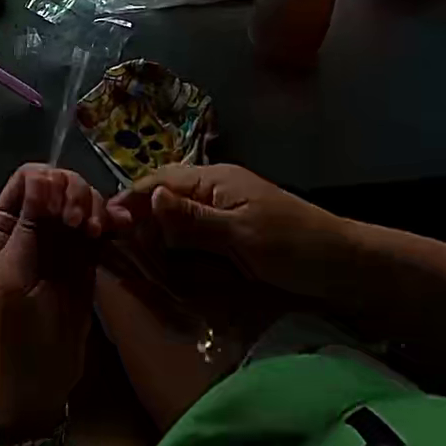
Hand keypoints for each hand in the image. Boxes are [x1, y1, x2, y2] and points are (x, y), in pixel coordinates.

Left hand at [0, 164, 130, 440]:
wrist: (27, 396)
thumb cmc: (7, 337)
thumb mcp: (12, 277)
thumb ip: (28, 224)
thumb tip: (42, 173)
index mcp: (4, 228)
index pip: (28, 179)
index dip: (51, 181)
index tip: (64, 206)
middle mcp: (33, 229)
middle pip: (60, 185)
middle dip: (76, 194)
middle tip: (82, 223)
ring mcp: (60, 246)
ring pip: (83, 204)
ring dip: (96, 207)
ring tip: (99, 232)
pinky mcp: (84, 263)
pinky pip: (99, 231)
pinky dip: (111, 224)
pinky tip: (121, 229)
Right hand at [113, 164, 350, 300]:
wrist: (343, 266)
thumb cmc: (293, 246)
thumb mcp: (242, 234)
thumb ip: (194, 218)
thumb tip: (149, 196)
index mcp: (215, 179)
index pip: (160, 182)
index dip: (130, 200)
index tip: (102, 226)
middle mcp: (214, 189)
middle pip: (164, 196)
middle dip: (137, 215)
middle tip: (109, 247)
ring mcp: (223, 211)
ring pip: (175, 215)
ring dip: (152, 231)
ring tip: (126, 257)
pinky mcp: (231, 234)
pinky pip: (192, 233)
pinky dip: (173, 244)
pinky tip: (161, 263)